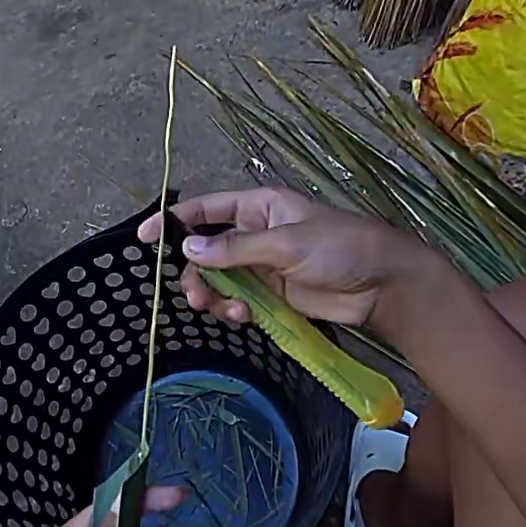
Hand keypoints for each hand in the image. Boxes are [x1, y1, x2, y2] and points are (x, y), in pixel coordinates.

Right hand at [134, 188, 437, 334]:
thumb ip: (235, 249)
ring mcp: (261, 268)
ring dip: (214, 297)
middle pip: (206, 253)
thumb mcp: (286, 243)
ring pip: (218, 281)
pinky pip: (237, 302)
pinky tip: (245, 317)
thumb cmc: (340, 249)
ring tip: (227, 312)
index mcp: (259, 209)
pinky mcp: (270, 295)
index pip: (207, 210)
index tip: (144, 237)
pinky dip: (233, 311)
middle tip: (195, 296)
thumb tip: (189, 249)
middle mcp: (255, 235)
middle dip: (196, 274)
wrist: (381, 286)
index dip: (174, 221)